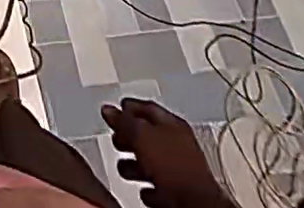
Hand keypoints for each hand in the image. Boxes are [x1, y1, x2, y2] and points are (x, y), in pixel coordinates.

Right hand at [102, 98, 235, 207]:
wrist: (195, 205)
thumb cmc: (177, 169)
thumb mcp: (142, 136)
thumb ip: (124, 122)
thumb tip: (108, 109)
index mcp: (172, 124)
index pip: (147, 108)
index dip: (130, 107)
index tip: (117, 107)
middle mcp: (178, 144)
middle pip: (148, 134)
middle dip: (130, 136)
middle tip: (116, 136)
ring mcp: (180, 169)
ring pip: (152, 161)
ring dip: (135, 164)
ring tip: (123, 166)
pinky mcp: (179, 193)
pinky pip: (159, 187)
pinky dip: (148, 186)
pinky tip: (143, 190)